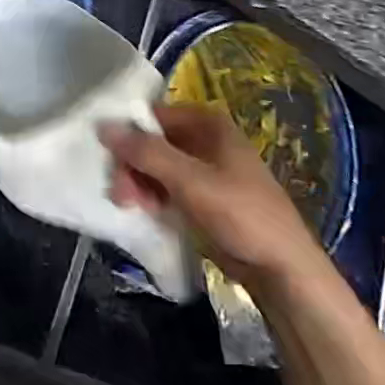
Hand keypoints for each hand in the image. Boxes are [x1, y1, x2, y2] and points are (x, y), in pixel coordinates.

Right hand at [101, 105, 322, 289]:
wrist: (282, 268)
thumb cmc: (240, 214)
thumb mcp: (190, 180)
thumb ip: (146, 152)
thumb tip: (102, 125)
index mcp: (207, 123)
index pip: (152, 115)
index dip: (128, 134)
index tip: (109, 160)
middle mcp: (204, 138)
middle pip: (152, 141)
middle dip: (132, 165)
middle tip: (120, 194)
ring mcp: (204, 168)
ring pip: (156, 165)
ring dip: (139, 183)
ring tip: (130, 206)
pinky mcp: (202, 196)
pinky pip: (166, 186)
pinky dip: (152, 195)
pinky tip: (146, 211)